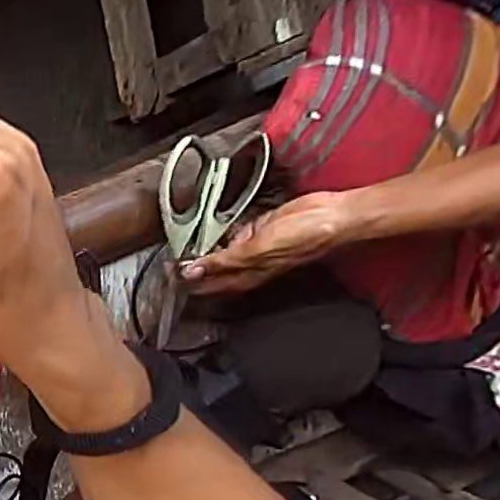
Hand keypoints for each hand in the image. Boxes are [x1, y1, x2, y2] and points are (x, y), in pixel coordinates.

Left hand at [182, 191, 353, 294]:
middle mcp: (243, 266)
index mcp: (242, 277)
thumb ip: (223, 261)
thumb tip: (191, 272)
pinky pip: (230, 234)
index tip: (165, 271)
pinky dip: (218, 232)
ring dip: (200, 248)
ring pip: (216, 252)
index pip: (204, 286)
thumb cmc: (303, 235)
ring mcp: (249, 248)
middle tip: (167, 256)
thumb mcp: (256, 249)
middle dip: (187, 266)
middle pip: (207, 270)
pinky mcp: (256, 230)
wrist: (334, 214)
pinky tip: (204, 228)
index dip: (183, 281)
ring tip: (178, 242)